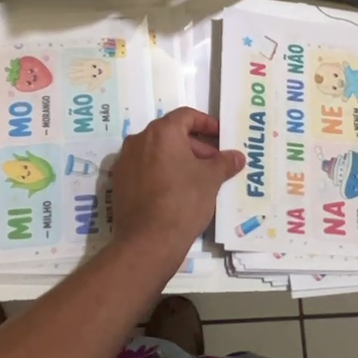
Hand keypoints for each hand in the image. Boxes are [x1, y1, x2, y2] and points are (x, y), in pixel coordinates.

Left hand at [110, 107, 243, 257]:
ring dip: (178, 160)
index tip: (220, 135)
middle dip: (195, 146)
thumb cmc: (183, 201)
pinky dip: (161, 172)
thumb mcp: (210, 180)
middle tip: (213, 163)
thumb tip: (237, 156)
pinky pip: (145, 168)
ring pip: (157, 152)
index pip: (186, 116)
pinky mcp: (119, 182)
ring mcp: (126, 161)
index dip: (206, 123)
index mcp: (161, 132)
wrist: (147, 241)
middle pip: (171, 134)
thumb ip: (224, 163)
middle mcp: (139, 139)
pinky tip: (176, 191)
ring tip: (197, 179)